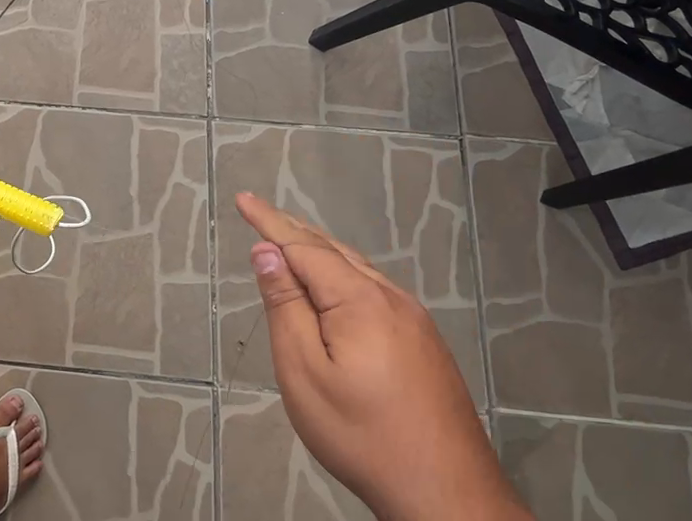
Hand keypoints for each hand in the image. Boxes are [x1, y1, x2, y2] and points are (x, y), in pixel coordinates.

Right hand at [235, 193, 530, 520]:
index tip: (242, 199)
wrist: (448, 496)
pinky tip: (335, 284)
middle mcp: (392, 299)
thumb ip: (285, 306)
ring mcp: (415, 321)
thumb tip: (267, 252)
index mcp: (359, 300)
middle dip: (293, 230)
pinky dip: (343, 272)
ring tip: (290, 240)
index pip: (303, 246)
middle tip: (260, 212)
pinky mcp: (425, 344)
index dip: (269, 222)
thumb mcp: (304, 371)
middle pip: (333, 251)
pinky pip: (375, 289)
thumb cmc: (362, 434)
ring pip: (358, 269)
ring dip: (320, 250)